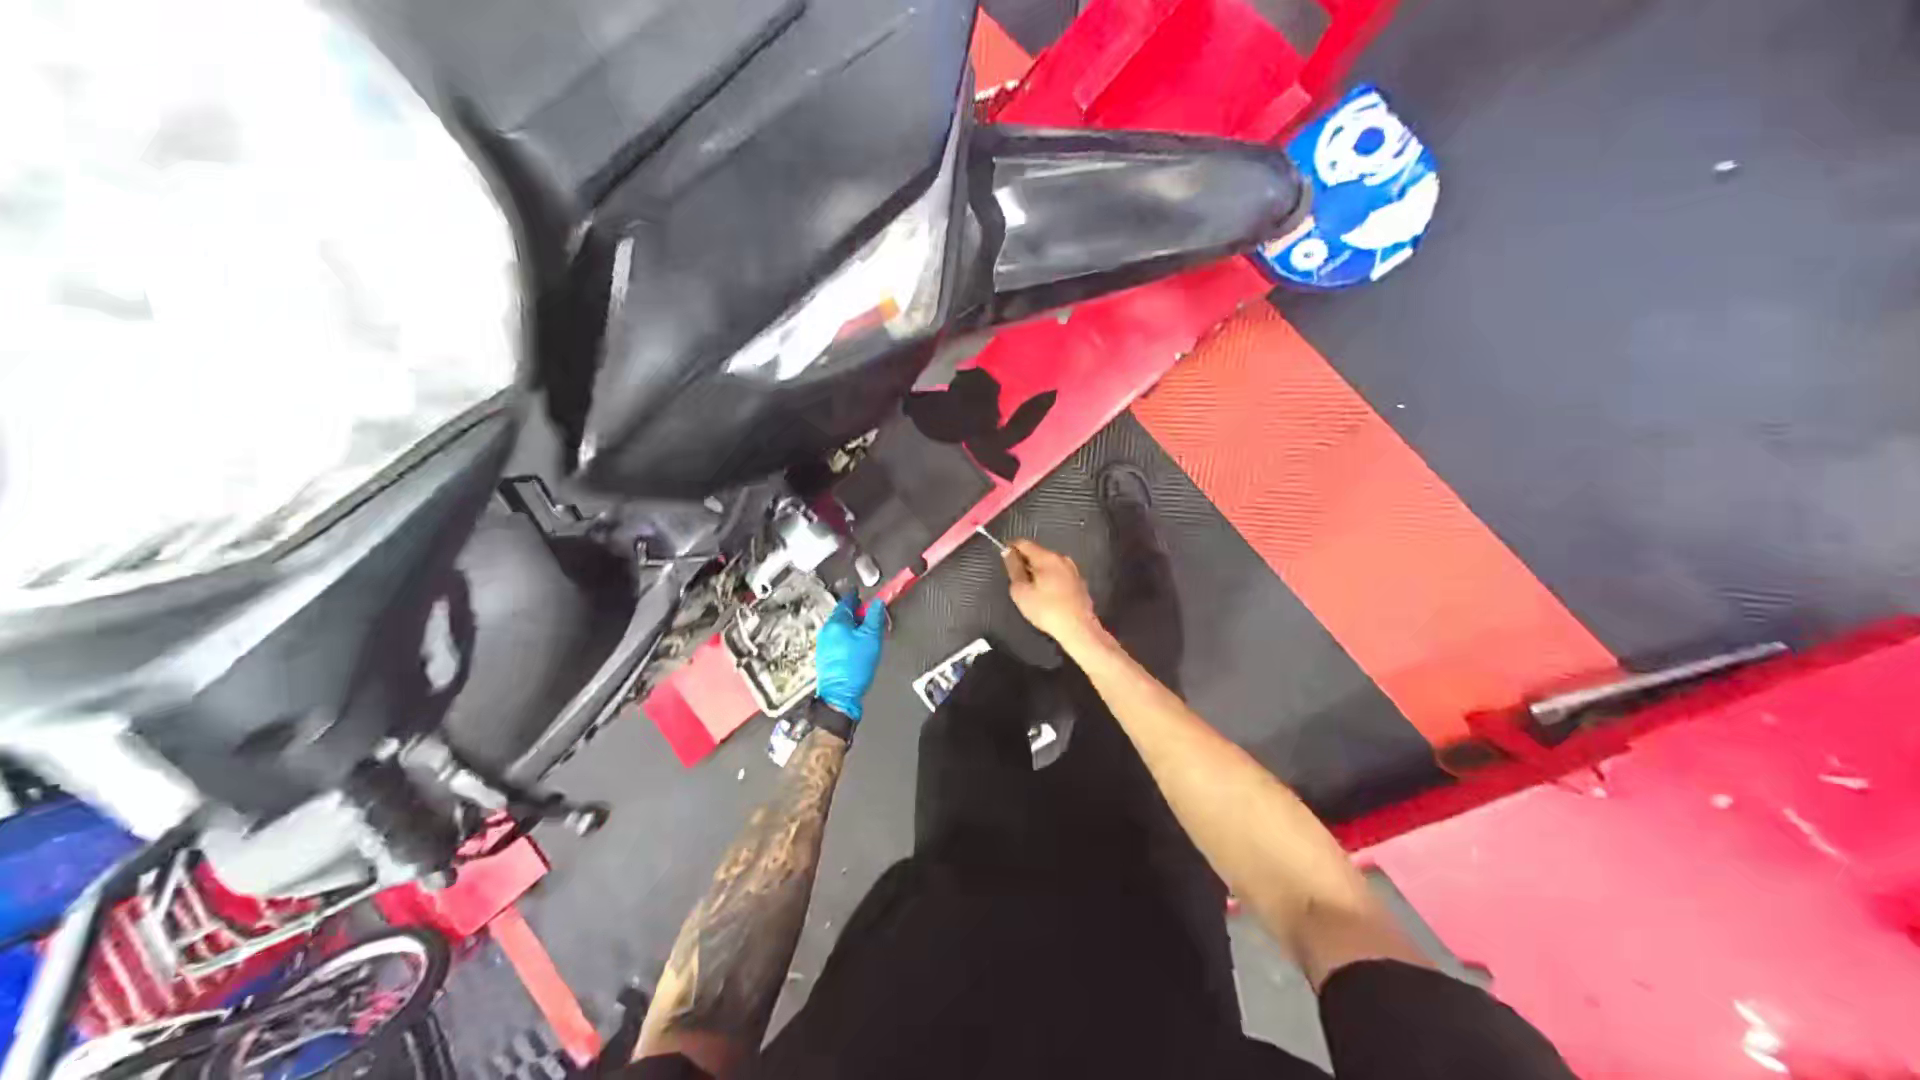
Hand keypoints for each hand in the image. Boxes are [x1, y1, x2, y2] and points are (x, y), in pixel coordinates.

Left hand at [814, 593, 886, 719]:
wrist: (840, 696)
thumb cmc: (854, 668)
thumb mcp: (871, 639)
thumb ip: (874, 617)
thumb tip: (877, 603)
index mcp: (836, 622)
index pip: (848, 600)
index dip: (860, 597)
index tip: (867, 595)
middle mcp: (827, 630)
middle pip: (845, 614)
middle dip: (860, 615)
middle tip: (873, 618)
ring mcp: (824, 643)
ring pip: (842, 628)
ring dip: (855, 628)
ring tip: (868, 636)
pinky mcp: (826, 655)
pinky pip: (839, 640)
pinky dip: (849, 638)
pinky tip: (859, 648)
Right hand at [1003, 539, 1098, 643]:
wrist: (1077, 628)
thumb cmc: (1046, 610)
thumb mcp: (1021, 591)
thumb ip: (1013, 568)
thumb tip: (1008, 552)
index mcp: (1046, 557)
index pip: (1023, 543)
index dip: (1011, 548)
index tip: (1004, 558)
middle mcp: (1061, 558)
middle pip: (1037, 552)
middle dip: (1025, 561)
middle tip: (1016, 579)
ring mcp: (1072, 569)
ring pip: (1049, 563)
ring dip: (1037, 571)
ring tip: (1031, 589)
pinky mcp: (1079, 581)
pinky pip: (1059, 573)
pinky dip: (1050, 578)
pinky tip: (1047, 595)